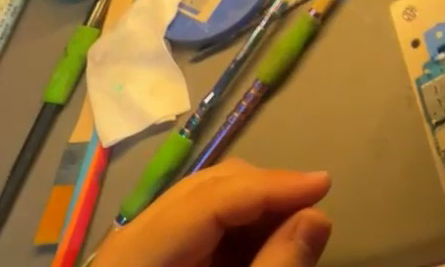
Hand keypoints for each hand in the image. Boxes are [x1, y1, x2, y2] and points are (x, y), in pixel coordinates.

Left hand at [93, 161, 331, 266]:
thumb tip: (317, 216)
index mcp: (128, 263)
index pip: (207, 200)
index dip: (269, 187)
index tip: (324, 185)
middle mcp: (120, 252)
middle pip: (202, 192)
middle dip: (264, 196)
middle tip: (313, 210)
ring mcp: (130, 259)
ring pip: (202, 208)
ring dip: (254, 215)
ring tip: (293, 234)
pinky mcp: (146, 266)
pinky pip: (196, 235)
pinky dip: (237, 237)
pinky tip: (262, 251)